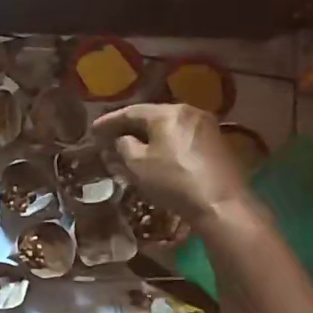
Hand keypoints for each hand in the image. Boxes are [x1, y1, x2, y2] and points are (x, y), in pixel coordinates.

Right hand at [90, 103, 250, 222]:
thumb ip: (123, 146)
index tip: (93, 129)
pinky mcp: (214, 140)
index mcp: (167, 114)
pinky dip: (163, 139)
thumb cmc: (172, 180)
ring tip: (129, 144)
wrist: (219, 201)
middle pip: (151, 115)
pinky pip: (180, 133)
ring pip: (167, 124)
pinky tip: (154, 151)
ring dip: (146, 133)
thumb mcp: (137, 164)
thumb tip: (122, 139)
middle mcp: (189, 112)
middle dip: (128, 125)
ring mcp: (205, 125)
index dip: (109, 120)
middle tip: (109, 136)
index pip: (131, 111)